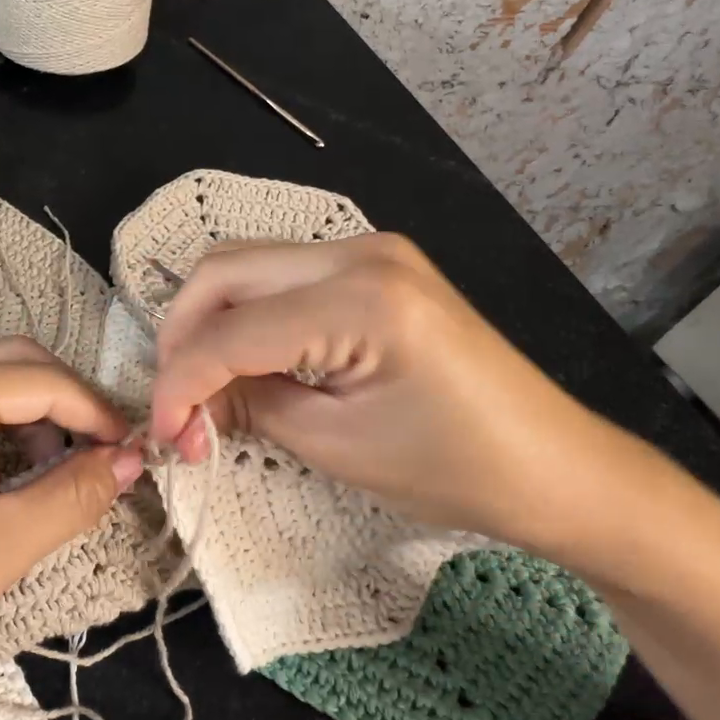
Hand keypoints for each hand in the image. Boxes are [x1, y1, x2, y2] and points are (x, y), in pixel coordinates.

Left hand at [0, 337, 142, 719]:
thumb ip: (74, 492)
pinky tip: (13, 471)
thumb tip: (129, 460)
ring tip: (60, 469)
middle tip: (104, 451)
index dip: (92, 409)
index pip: (37, 378)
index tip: (131, 448)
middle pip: (12, 360)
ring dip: (32, 411)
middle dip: (65, 401)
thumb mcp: (3, 544)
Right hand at [150, 234, 637, 548]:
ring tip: (204, 385)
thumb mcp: (334, 445)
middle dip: (182, 336)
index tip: (162, 431)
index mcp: (362, 299)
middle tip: (176, 402)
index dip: (181, 381)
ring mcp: (367, 249)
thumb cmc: (456, 470)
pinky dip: (246, 315)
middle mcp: (359, 251)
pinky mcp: (372, 263)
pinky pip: (279, 275)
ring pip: (244, 265)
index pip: (232, 330)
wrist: (558, 467)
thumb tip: (184, 405)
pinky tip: (245, 360)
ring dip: (209, 321)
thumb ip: (246, 407)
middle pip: (224, 271)